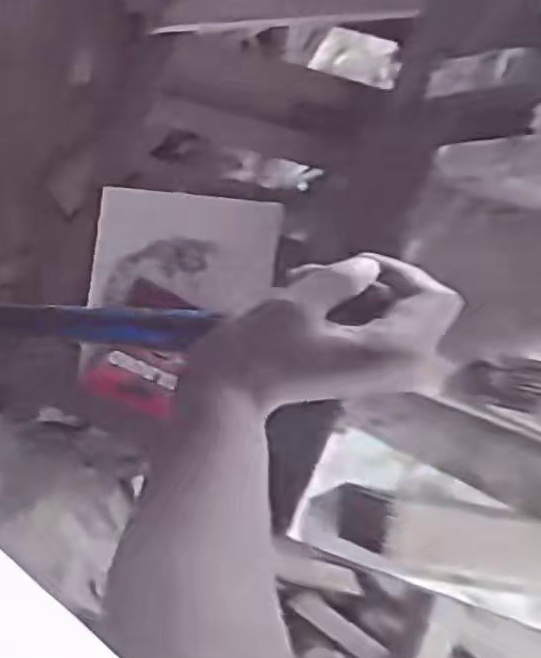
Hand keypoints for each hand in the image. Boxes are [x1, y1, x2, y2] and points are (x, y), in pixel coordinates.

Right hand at [185, 254, 462, 411]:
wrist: (225, 395)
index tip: (348, 262)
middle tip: (308, 277)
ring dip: (349, 302)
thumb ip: (334, 281)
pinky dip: (343, 320)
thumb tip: (365, 267)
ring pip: (388, 322)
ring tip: (298, 294)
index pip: (433, 298)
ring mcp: (385, 373)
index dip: (398, 272)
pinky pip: (371, 338)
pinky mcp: (362, 375)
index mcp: (400, 348)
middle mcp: (408, 364)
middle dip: (365, 288)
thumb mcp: (288, 307)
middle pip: (411, 310)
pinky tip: (304, 316)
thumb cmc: (253, 352)